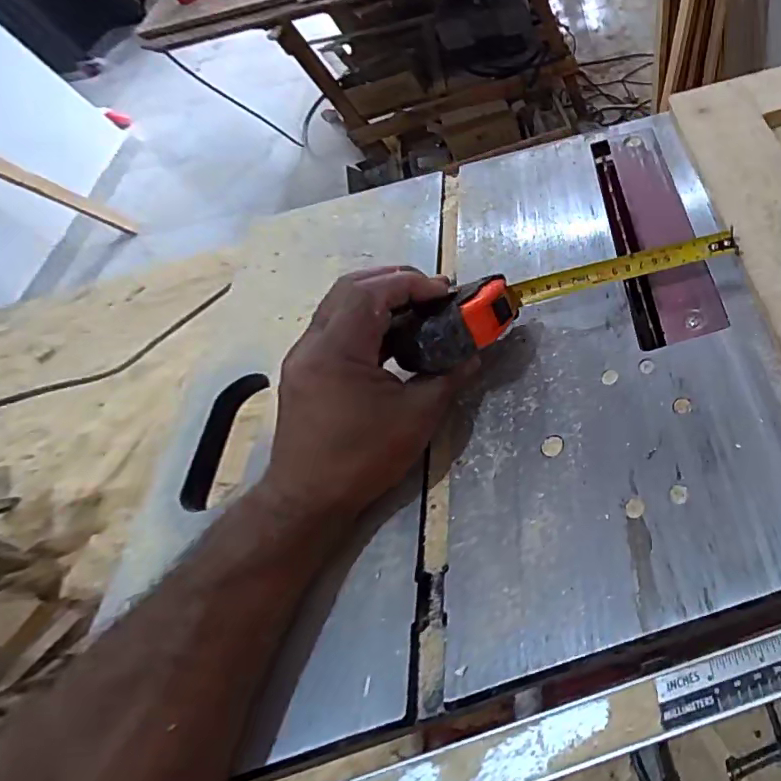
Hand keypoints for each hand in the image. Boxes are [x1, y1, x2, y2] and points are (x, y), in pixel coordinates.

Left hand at [259, 268, 478, 522]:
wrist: (309, 500)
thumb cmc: (364, 457)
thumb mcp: (419, 415)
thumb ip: (450, 376)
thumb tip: (474, 355)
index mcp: (337, 350)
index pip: (371, 292)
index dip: (412, 283)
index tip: (447, 293)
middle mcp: (313, 344)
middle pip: (352, 288)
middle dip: (397, 280)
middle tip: (435, 293)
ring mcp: (306, 356)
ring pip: (342, 305)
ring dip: (382, 298)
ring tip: (421, 309)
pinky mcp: (308, 371)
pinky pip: (339, 327)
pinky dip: (371, 319)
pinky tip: (398, 336)